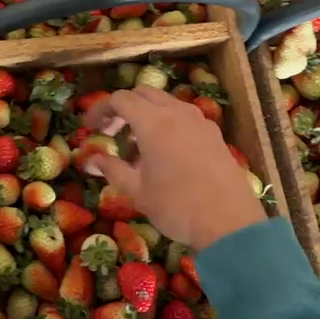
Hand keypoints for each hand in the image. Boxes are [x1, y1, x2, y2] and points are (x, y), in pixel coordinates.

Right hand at [82, 87, 263, 251]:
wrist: (230, 224)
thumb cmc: (176, 207)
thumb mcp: (136, 191)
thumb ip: (112, 169)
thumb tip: (91, 159)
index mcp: (154, 122)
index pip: (120, 99)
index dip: (100, 110)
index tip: (89, 128)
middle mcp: (177, 113)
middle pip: (143, 94)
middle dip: (123, 108)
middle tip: (111, 132)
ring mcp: (200, 121)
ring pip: (166, 103)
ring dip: (146, 114)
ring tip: (137, 146)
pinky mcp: (215, 134)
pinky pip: (184, 117)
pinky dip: (167, 123)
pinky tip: (165, 152)